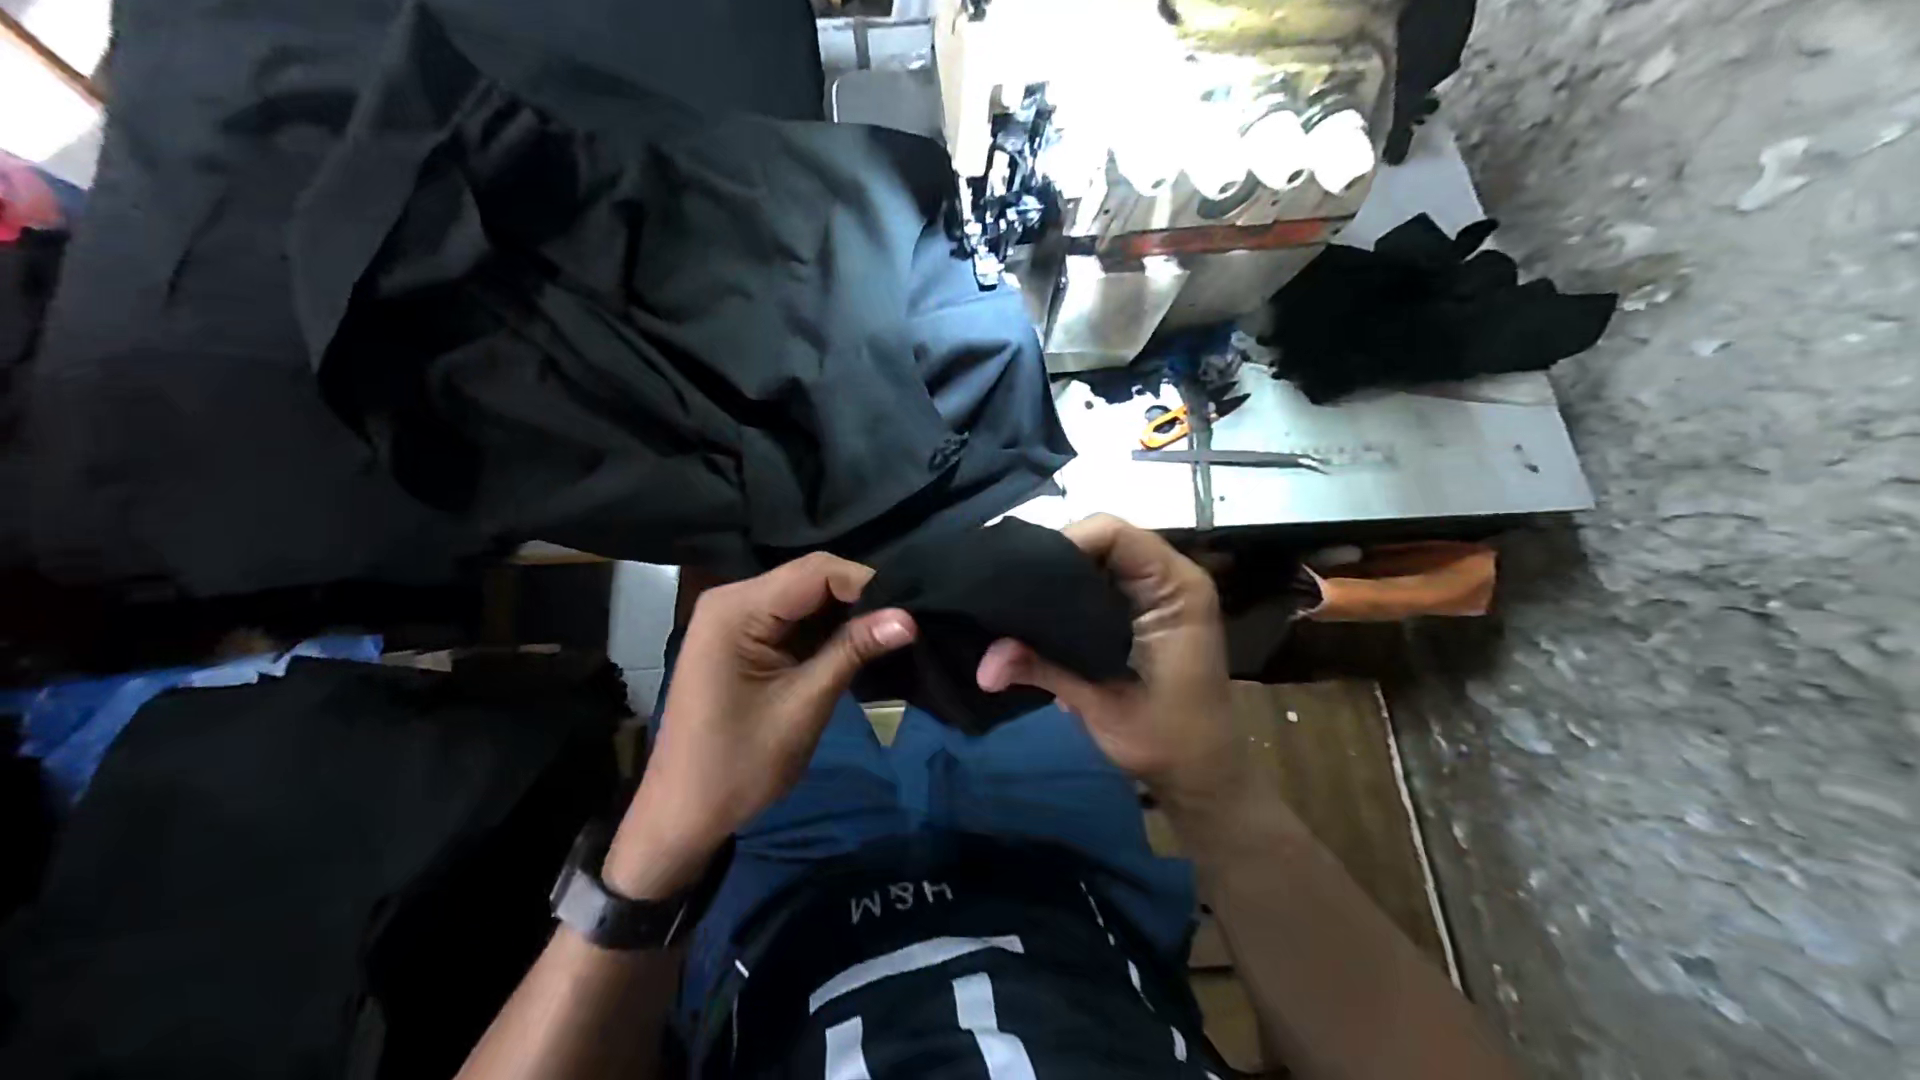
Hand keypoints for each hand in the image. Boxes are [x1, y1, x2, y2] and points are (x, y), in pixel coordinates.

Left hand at [603, 553, 914, 898]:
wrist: (685, 813)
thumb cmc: (740, 765)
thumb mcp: (804, 705)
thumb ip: (853, 650)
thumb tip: (909, 617)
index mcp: (736, 609)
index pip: (817, 571)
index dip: (866, 584)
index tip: (906, 613)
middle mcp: (732, 599)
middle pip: (811, 578)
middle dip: (858, 599)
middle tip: (901, 625)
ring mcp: (734, 617)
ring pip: (806, 597)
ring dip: (844, 615)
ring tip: (885, 636)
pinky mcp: (742, 637)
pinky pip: (793, 618)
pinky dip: (824, 630)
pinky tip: (853, 646)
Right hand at [975, 515, 1250, 816]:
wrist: (1202, 776)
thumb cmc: (1168, 740)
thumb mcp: (1101, 704)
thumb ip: (1044, 669)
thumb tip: (982, 665)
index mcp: (1175, 588)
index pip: (1113, 534)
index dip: (1064, 543)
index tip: (1021, 575)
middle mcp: (1168, 579)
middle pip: (1100, 541)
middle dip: (1051, 562)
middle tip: (1006, 588)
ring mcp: (1155, 595)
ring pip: (1095, 563)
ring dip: (1056, 581)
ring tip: (1013, 601)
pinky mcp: (1140, 613)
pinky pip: (1098, 586)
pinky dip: (1066, 598)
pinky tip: (1037, 618)